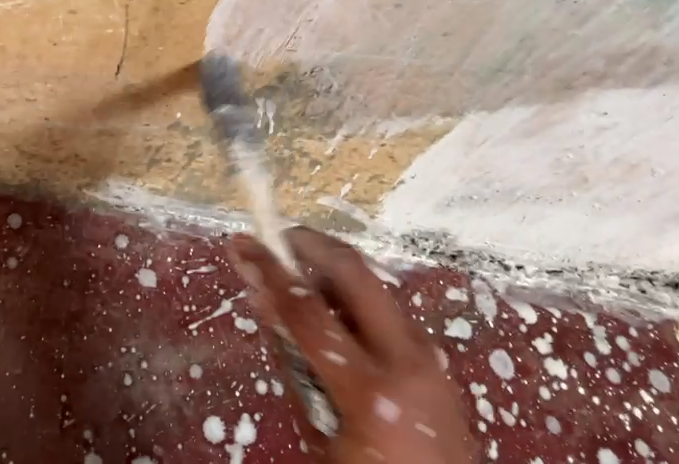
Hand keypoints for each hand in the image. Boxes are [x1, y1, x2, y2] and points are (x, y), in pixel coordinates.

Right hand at [231, 228, 474, 463]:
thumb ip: (293, 366)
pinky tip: (336, 319)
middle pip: (352, 270)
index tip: (240, 244)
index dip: (267, 269)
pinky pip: (389, 312)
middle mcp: (406, 359)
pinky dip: (355, 301)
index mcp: (369, 390)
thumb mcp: (317, 437)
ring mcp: (429, 356)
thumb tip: (266, 302)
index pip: (305, 310)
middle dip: (309, 245)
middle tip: (277, 241)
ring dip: (333, 273)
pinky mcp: (438, 359)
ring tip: (301, 286)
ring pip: (373, 286)